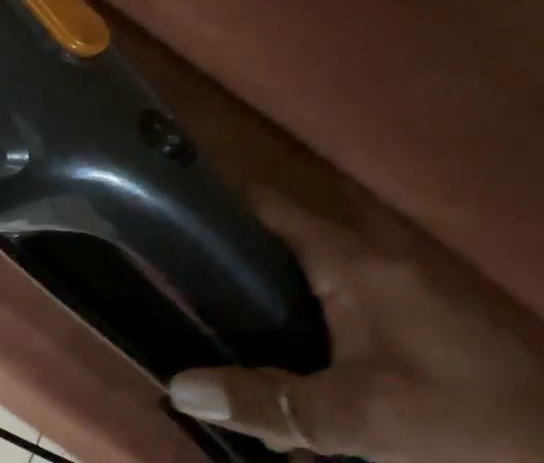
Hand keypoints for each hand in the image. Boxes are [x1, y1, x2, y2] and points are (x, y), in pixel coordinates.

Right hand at [168, 196, 543, 460]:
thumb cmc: (470, 422)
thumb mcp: (360, 420)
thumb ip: (268, 402)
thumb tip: (177, 385)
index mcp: (350, 263)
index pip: (261, 205)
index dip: (208, 204)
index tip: (157, 216)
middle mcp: (374, 267)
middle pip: (278, 250)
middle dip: (230, 275)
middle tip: (179, 300)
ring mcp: (407, 300)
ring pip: (311, 289)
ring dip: (271, 314)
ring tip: (223, 346)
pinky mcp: (426, 334)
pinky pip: (343, 319)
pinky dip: (310, 338)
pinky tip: (296, 378)